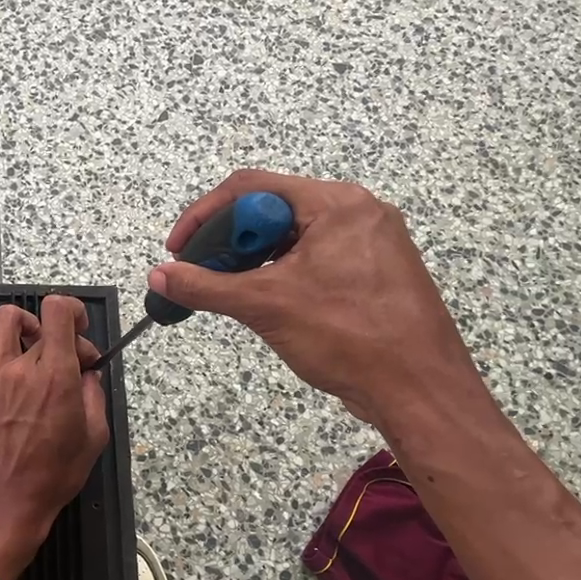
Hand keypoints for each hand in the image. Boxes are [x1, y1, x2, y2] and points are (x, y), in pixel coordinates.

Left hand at [0, 296, 108, 579]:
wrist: (4, 499)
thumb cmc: (49, 475)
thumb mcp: (94, 437)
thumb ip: (95, 395)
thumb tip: (89, 372)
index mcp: (57, 377)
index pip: (59, 311)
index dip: (72, 310)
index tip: (79, 326)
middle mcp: (22, 368)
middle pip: (41, 323)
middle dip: (61, 335)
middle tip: (66, 359)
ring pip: (3, 320)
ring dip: (22, 326)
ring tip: (29, 345)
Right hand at [150, 170, 485, 425]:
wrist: (421, 391)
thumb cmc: (349, 338)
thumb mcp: (264, 306)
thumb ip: (204, 287)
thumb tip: (159, 276)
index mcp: (336, 205)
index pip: (250, 188)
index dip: (204, 217)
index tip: (179, 251)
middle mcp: (357, 212)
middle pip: (270, 208)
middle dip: (228, 241)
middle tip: (202, 275)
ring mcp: (370, 242)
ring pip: (291, 235)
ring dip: (251, 260)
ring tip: (230, 293)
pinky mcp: (375, 271)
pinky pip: (313, 256)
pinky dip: (279, 272)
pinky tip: (266, 302)